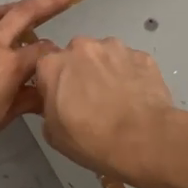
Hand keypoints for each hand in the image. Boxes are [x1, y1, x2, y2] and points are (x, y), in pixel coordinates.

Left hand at [0, 0, 71, 187]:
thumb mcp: (6, 116)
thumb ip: (26, 97)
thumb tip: (41, 92)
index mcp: (10, 64)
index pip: (42, 49)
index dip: (52, 52)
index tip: (55, 57)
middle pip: (22, 13)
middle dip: (46, 2)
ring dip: (6, 11)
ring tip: (14, 12)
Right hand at [35, 37, 187, 187]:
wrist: (143, 140)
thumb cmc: (91, 139)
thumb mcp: (53, 133)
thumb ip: (47, 108)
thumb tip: (55, 103)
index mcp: (53, 64)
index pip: (44, 65)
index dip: (52, 82)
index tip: (59, 98)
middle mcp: (81, 47)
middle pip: (75, 55)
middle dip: (80, 71)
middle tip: (89, 98)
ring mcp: (115, 48)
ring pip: (104, 55)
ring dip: (106, 70)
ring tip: (116, 97)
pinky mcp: (143, 56)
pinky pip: (130, 62)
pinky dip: (130, 74)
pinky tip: (135, 96)